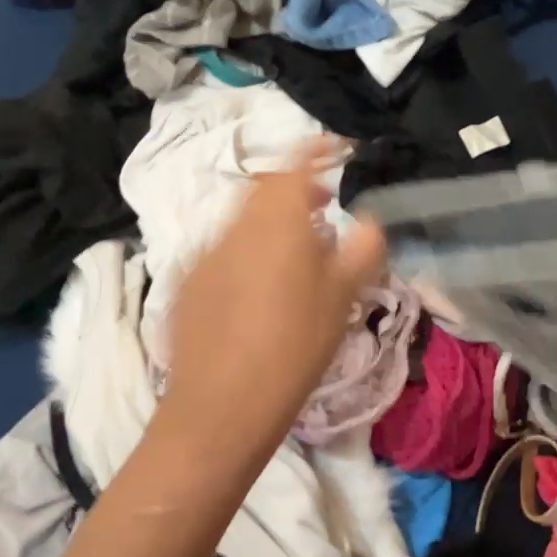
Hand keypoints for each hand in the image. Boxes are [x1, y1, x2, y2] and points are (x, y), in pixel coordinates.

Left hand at [160, 138, 386, 430]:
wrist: (221, 408)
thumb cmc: (294, 346)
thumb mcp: (343, 295)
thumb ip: (363, 246)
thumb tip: (369, 217)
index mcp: (276, 220)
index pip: (295, 162)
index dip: (319, 148)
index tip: (341, 149)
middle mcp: (234, 225)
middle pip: (263, 187)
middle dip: (294, 185)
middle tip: (324, 204)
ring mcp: (204, 254)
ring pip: (242, 218)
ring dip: (271, 218)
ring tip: (299, 248)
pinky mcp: (187, 285)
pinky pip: (224, 249)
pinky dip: (248, 247)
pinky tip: (262, 285)